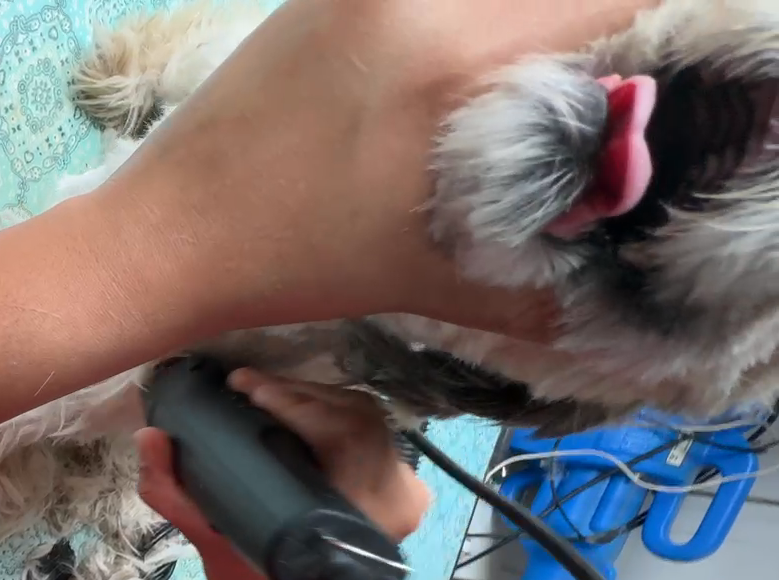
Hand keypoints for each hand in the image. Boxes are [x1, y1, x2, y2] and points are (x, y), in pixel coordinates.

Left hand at [85, 0, 654, 340]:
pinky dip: (463, 17)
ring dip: (530, 24)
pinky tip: (447, 67)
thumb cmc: (275, 274)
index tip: (653, 95)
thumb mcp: (419, 279)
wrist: (153, 244)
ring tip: (512, 86)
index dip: (677, 46)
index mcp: (462, 64)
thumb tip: (633, 299)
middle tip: (586, 92)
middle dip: (605, 32)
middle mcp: (421, 0)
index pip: (639, 7)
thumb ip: (541, 280)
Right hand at [136, 369, 428, 579]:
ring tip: (262, 395)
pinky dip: (327, 413)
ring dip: (312, 399)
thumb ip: (172, 492)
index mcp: (360, 514)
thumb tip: (148, 435)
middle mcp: (397, 496)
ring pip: (365, 418)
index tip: (245, 388)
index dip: (295, 401)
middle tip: (246, 388)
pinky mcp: (399, 483)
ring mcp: (405, 489)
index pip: (344, 433)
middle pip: (356, 415)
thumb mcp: (208, 541)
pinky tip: (290, 411)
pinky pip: (368, 432)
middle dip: (298, 393)